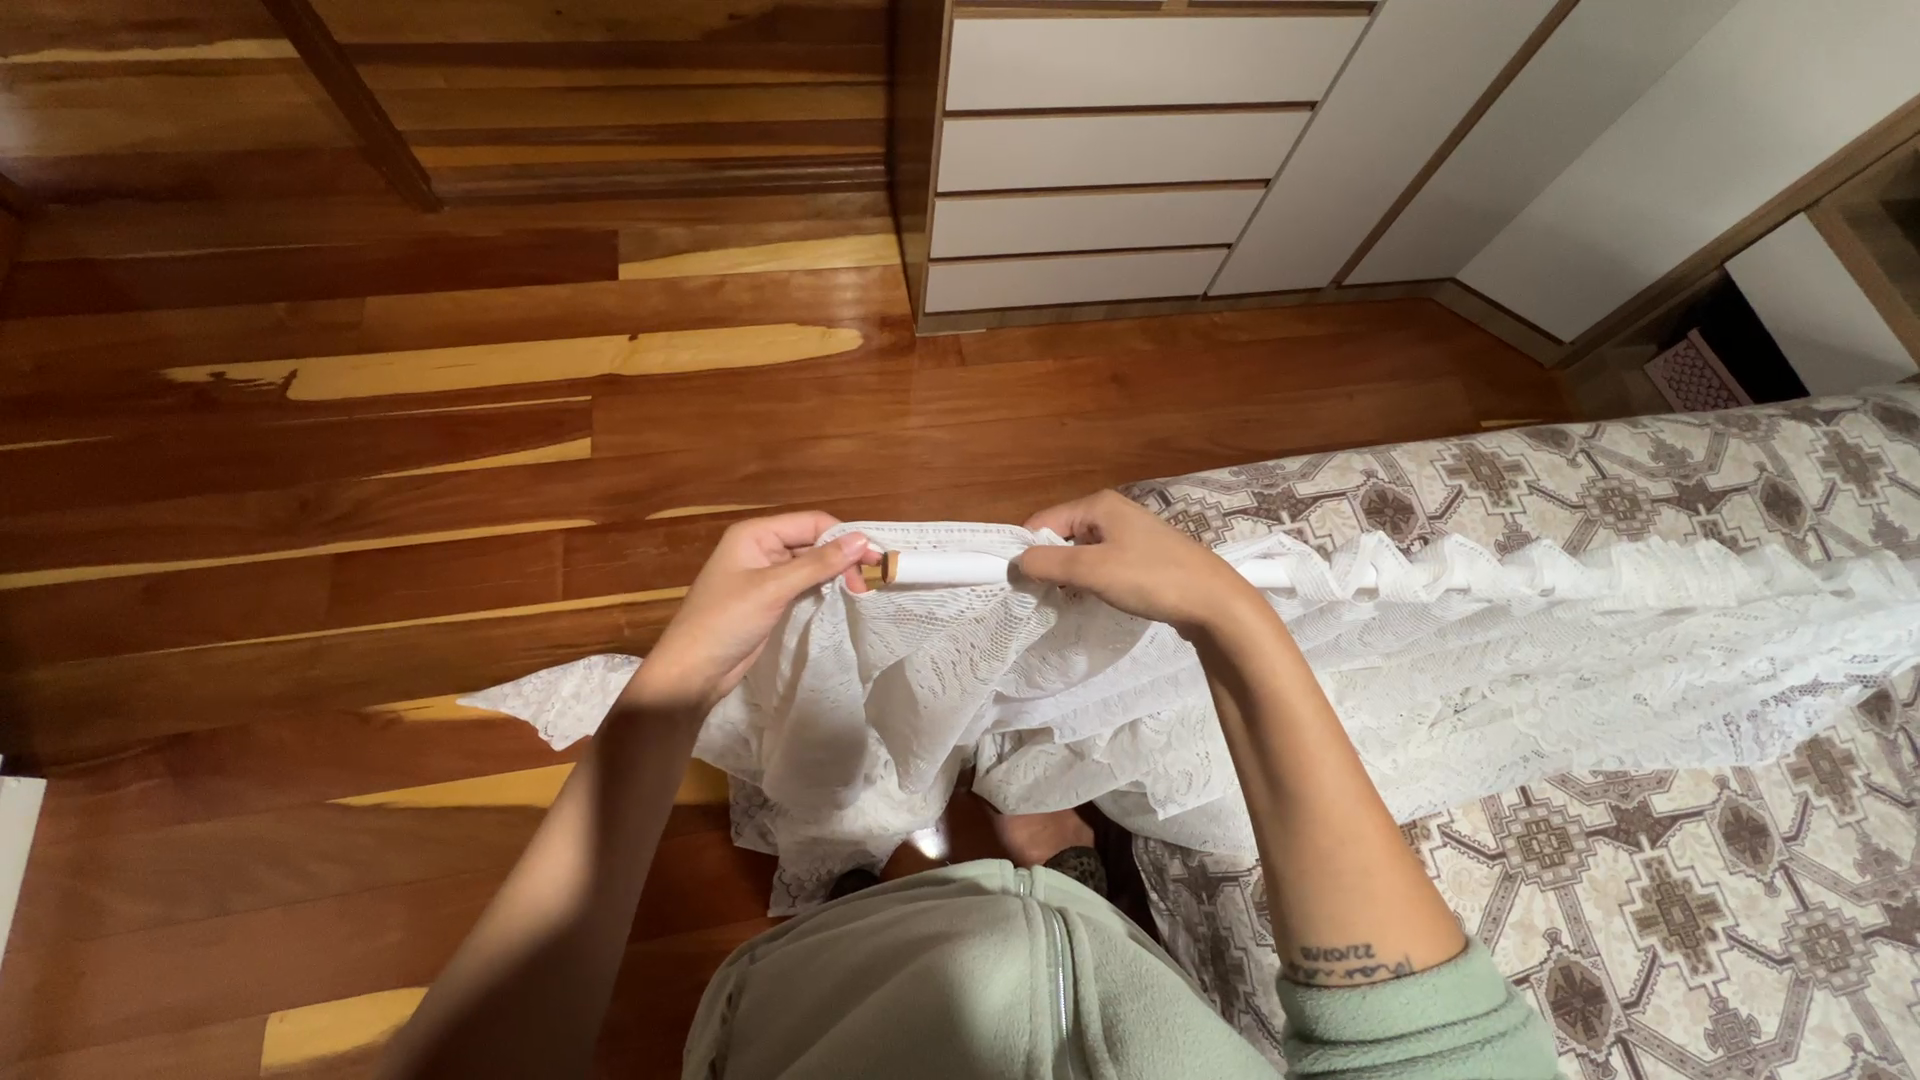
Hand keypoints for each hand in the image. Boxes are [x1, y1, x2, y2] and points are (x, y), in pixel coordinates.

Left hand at [626, 512, 878, 714]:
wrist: (692, 671)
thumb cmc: (726, 621)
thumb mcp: (774, 588)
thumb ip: (818, 563)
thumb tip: (862, 540)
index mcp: (755, 533)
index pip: (812, 522)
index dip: (844, 537)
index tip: (874, 560)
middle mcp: (761, 547)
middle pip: (813, 542)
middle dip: (842, 558)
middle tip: (867, 585)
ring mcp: (765, 575)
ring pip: (811, 565)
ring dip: (835, 575)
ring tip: (859, 594)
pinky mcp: (770, 599)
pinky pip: (804, 585)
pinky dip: (823, 590)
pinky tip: (841, 600)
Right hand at [1018, 490, 1265, 634]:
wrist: (1215, 602)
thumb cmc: (1151, 578)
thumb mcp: (1092, 571)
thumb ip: (1048, 564)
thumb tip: (1017, 562)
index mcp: (1098, 505)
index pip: (1043, 521)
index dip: (1028, 550)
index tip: (1022, 583)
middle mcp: (1113, 512)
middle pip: (1062, 535)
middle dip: (1049, 564)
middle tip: (1044, 596)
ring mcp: (1131, 534)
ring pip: (1082, 552)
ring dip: (1070, 575)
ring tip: (1069, 600)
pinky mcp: (1143, 556)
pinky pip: (1103, 563)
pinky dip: (1092, 580)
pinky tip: (1096, 599)